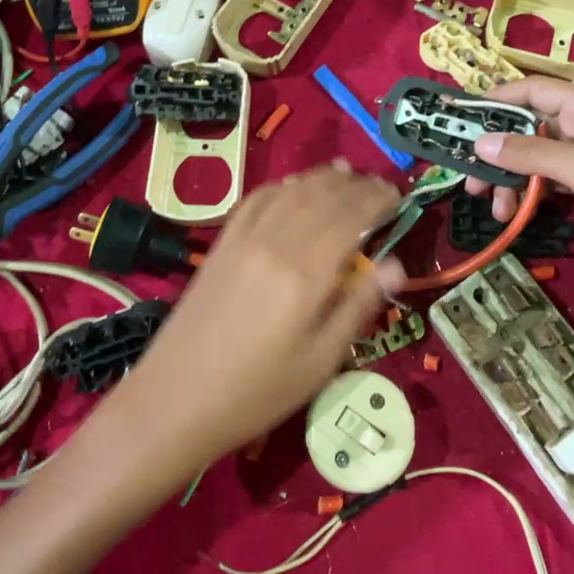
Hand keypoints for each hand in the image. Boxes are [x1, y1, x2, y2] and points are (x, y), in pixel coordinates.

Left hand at [118, 162, 403, 463]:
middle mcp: (275, 244)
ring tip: (346, 172)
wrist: (174, 400)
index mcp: (305, 275)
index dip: (377, 201)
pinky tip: (294, 185)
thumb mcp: (319, 363)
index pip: (351, 218)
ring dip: (321, 178)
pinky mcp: (221, 244)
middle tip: (381, 185)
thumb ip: (356, 307)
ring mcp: (243, 239)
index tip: (399, 197)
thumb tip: (395, 264)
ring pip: (290, 191)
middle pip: (323, 198)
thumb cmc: (256, 393)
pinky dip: (281, 185)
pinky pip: (256, 199)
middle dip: (356, 186)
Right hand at [464, 77, 573, 293]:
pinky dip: (528, 192)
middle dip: (497, 148)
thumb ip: (534, 154)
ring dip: (510, 177)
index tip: (460, 117)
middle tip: (468, 176)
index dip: (497, 99)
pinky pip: (549, 181)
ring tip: (492, 206)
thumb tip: (481, 142)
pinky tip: (514, 211)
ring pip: (535, 157)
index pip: (534, 90)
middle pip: (530, 126)